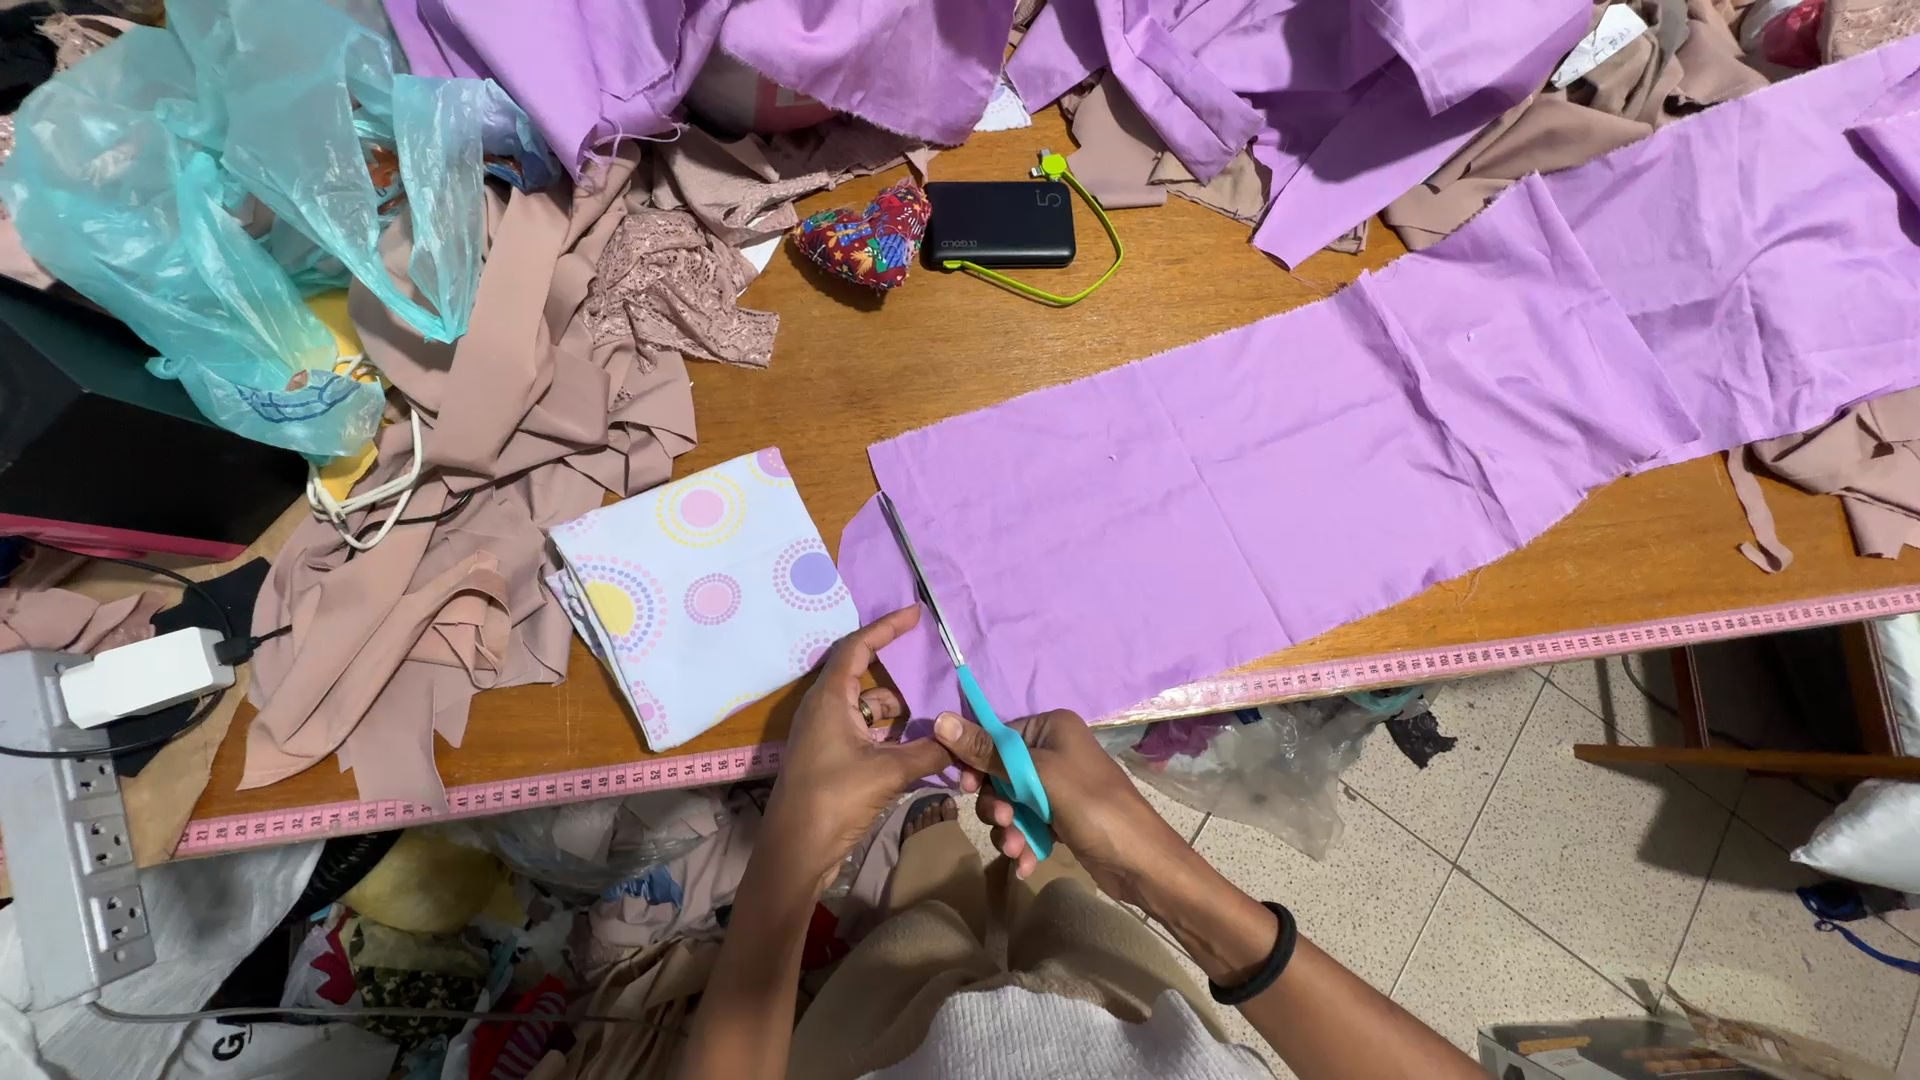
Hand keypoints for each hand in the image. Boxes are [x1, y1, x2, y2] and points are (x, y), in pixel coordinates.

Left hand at [761, 607, 952, 885]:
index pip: (858, 646)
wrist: (794, 853)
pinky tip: (916, 746)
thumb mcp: (888, 772)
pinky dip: (889, 734)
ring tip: (934, 715)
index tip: (915, 615)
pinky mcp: (830, 758)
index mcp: (830, 698)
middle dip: (899, 673)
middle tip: (932, 668)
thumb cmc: (834, 800)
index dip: (886, 627)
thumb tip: (961, 740)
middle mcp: (824, 709)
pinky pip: (864, 732)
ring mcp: (825, 734)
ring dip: (898, 711)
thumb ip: (929, 751)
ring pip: (867, 708)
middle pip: (864, 675)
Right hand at [932, 709, 1193, 910]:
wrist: (1142, 865)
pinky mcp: (1060, 817)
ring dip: (1007, 828)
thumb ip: (988, 752)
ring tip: (1018, 849)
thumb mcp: (1038, 777)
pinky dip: (1023, 842)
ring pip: (1009, 802)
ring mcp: (1057, 786)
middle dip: (996, 802)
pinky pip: (1026, 823)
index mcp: (1052, 726)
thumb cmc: (1093, 807)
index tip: (966, 787)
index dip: (978, 762)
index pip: (997, 735)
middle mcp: (1053, 749)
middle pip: (999, 771)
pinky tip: (1027, 862)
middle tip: (1003, 821)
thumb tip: (940, 719)